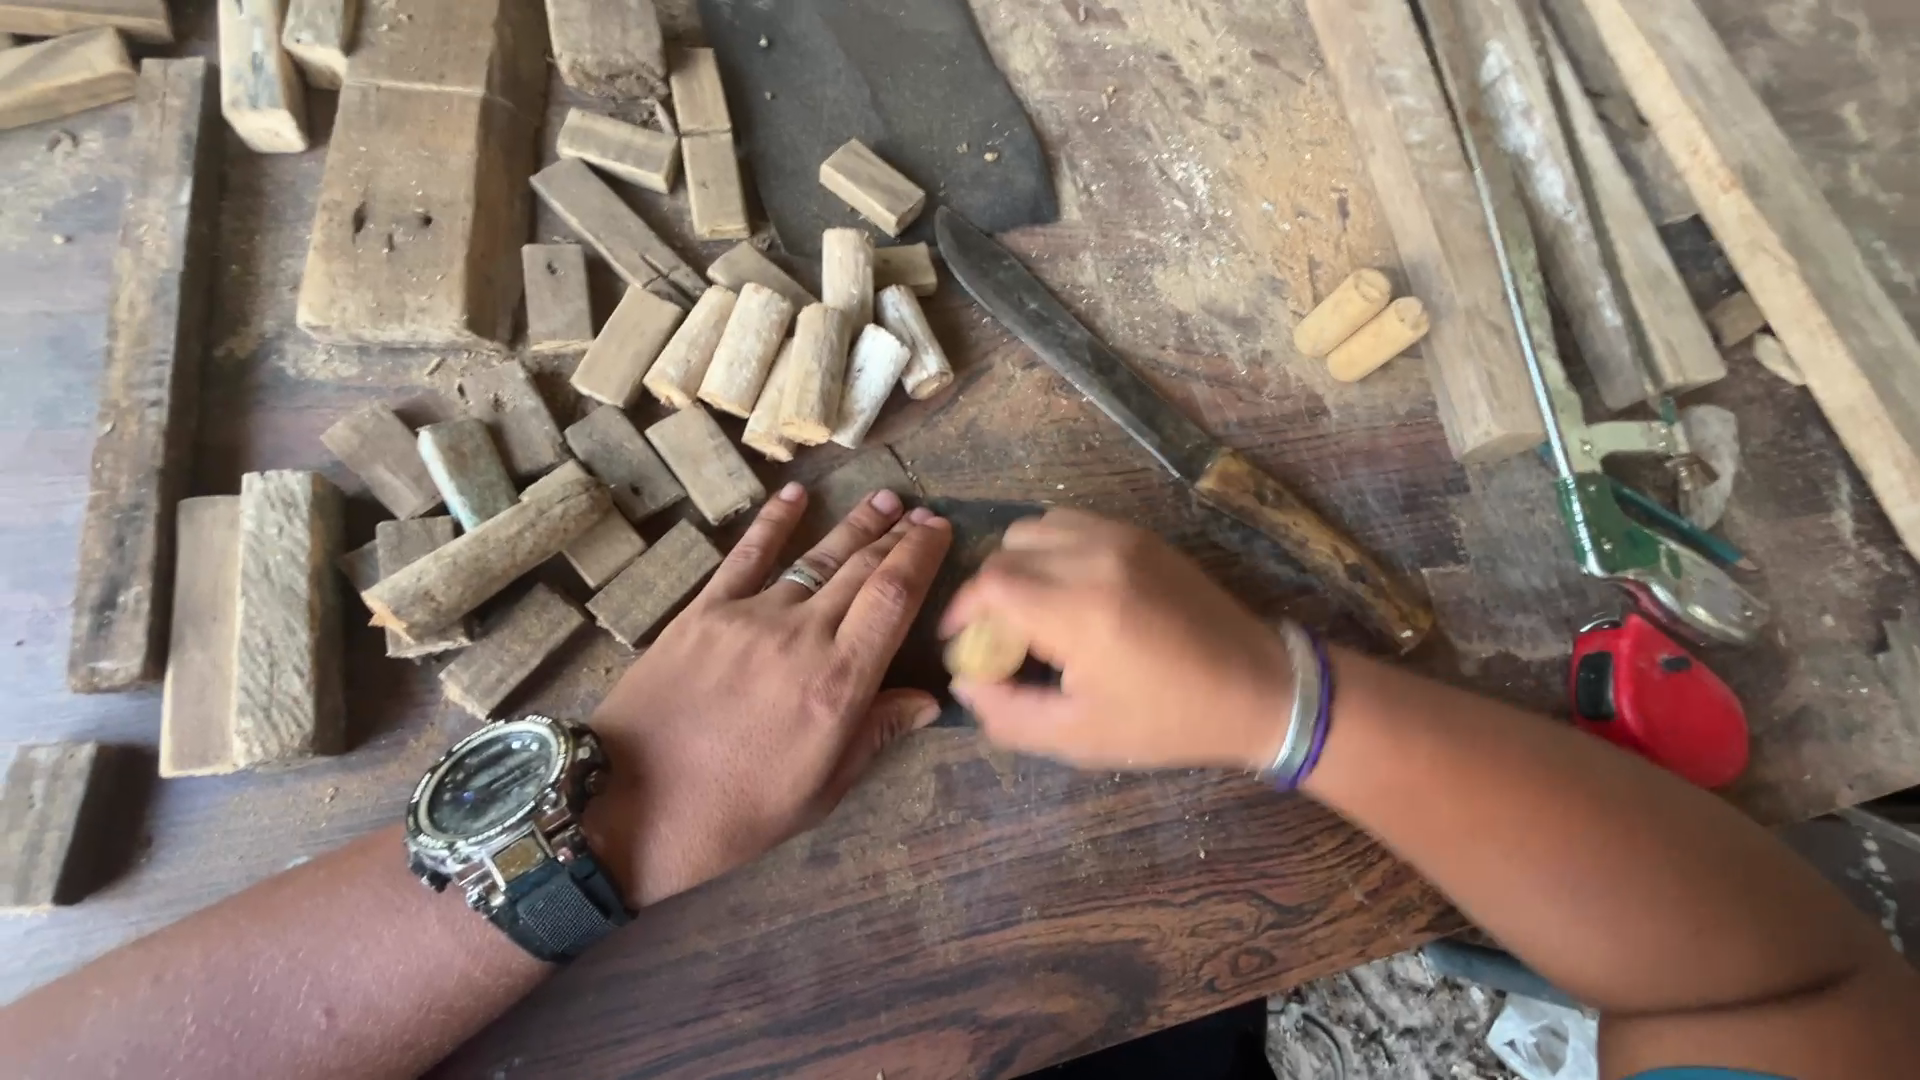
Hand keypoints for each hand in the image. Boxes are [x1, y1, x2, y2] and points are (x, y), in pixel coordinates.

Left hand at [582, 484, 951, 907]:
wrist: (625, 807)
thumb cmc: (733, 813)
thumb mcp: (818, 793)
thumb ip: (875, 735)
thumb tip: (927, 700)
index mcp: (837, 685)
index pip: (894, 599)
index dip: (922, 556)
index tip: (940, 531)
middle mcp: (801, 637)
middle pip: (862, 570)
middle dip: (899, 537)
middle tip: (924, 514)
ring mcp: (749, 617)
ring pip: (816, 558)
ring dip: (856, 525)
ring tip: (886, 500)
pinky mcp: (703, 610)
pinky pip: (746, 554)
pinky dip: (775, 521)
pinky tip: (797, 494)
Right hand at [942, 509, 1293, 771]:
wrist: (1260, 686)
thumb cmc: (1169, 720)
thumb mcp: (1081, 737)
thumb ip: (1008, 713)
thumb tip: (964, 682)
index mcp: (1079, 612)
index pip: (989, 584)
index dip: (961, 610)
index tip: (961, 640)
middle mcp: (1095, 559)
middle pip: (1006, 552)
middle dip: (987, 592)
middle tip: (998, 634)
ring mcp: (1121, 538)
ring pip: (1035, 528)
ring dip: (1018, 564)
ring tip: (1031, 607)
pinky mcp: (1141, 533)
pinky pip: (1071, 523)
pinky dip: (1050, 549)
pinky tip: (1066, 586)